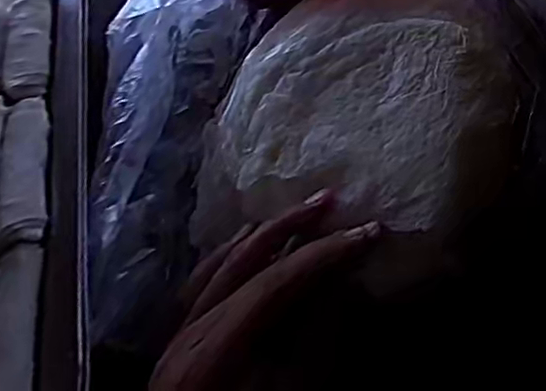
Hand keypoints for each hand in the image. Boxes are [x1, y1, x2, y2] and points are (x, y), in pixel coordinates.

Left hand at [151, 191, 381, 390]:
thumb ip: (318, 332)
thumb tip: (339, 275)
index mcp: (216, 347)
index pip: (279, 280)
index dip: (326, 252)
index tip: (367, 232)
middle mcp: (189, 331)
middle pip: (246, 258)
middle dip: (292, 224)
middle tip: (331, 198)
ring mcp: (178, 334)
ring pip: (223, 262)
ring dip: (266, 232)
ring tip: (299, 210)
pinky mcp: (178, 340)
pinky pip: (202, 280)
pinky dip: (232, 252)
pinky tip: (250, 236)